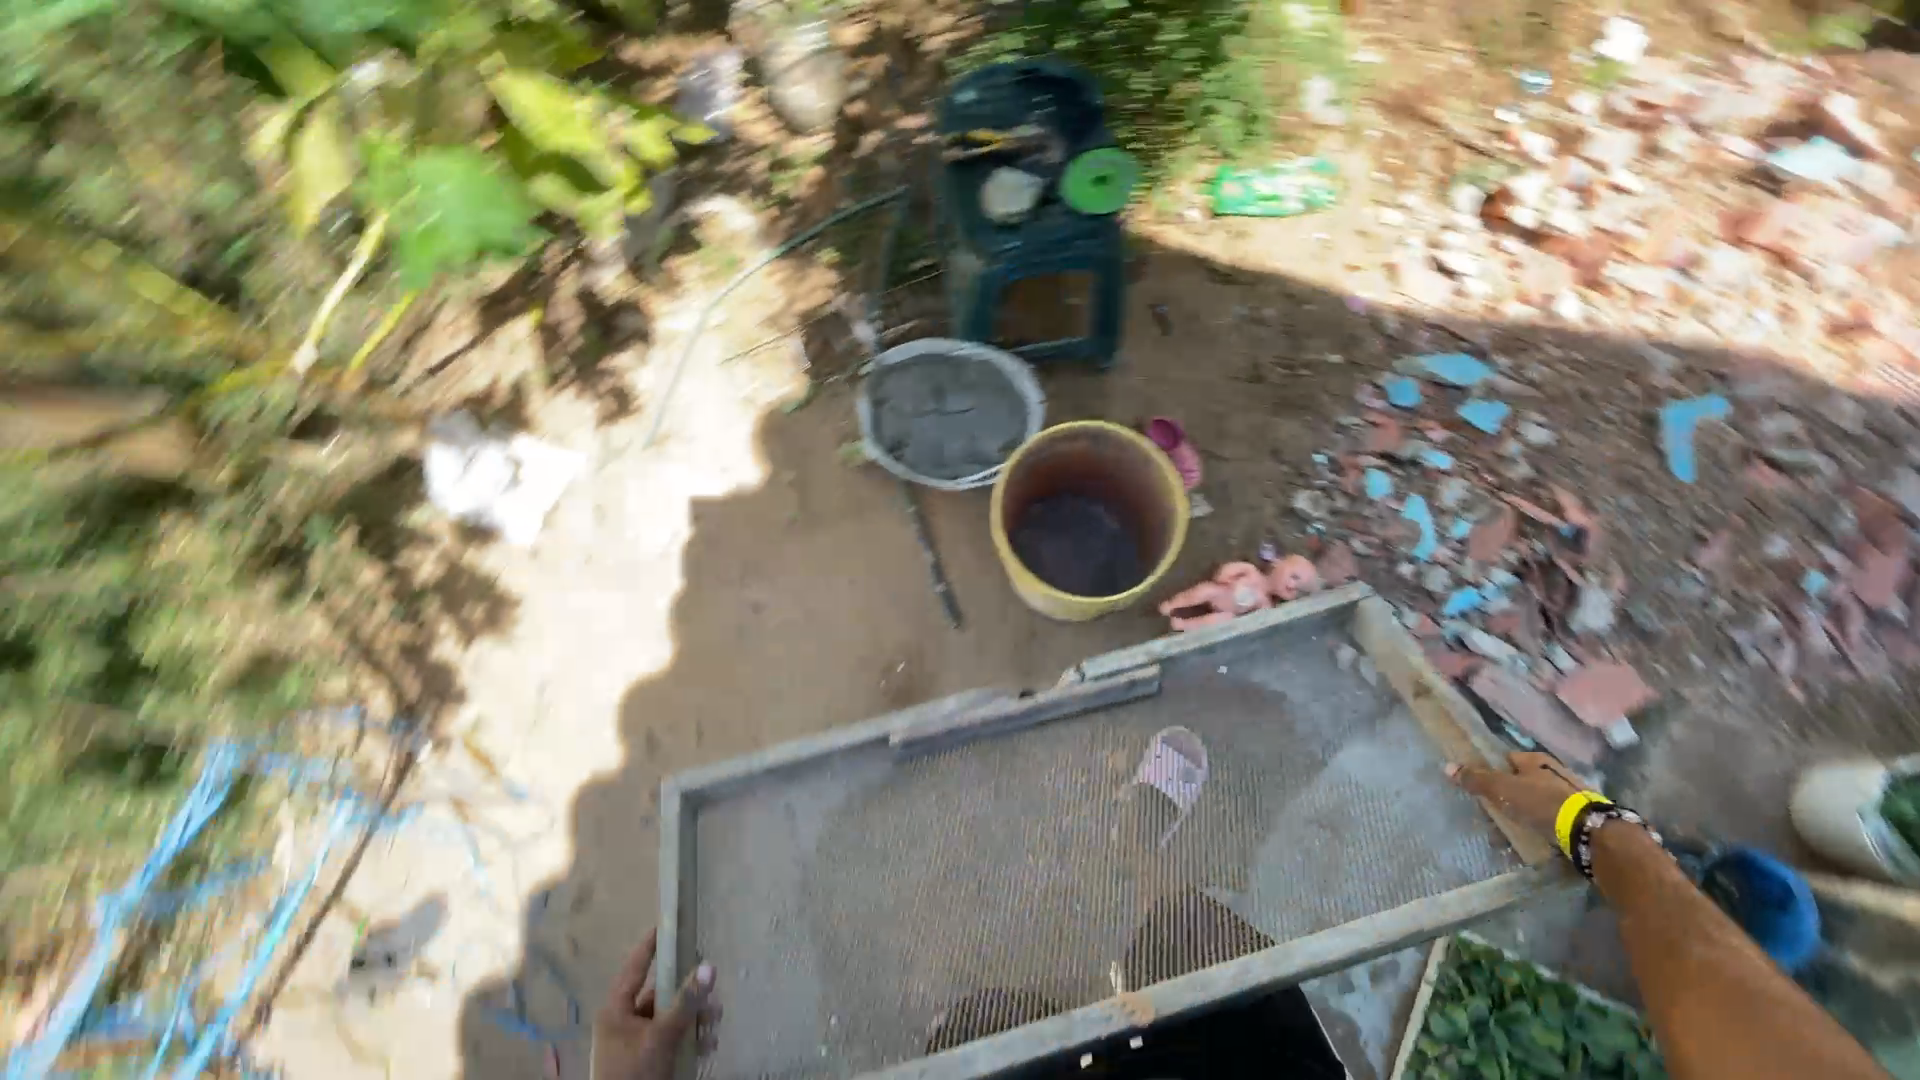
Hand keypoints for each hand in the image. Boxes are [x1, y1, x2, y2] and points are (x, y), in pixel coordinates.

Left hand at [591, 930, 715, 1079]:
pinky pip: (672, 1038)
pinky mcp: (646, 1060)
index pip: (636, 966)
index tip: (669, 922)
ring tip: (716, 1021)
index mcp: (616, 1010)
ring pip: (670, 1017)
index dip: (652, 944)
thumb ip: (686, 1002)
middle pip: (660, 993)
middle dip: (689, 992)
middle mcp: (623, 1021)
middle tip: (712, 986)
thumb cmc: (634, 1075)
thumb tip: (709, 965)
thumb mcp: (662, 1037)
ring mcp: (634, 1042)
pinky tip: (708, 1044)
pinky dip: (690, 1038)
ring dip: (695, 1017)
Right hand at [1446, 751, 1585, 838]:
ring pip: (1536, 803)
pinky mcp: (1581, 817)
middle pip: (1521, 782)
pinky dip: (1540, 828)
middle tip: (1493, 814)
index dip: (1492, 771)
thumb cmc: (1541, 802)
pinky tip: (1532, 840)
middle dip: (1506, 798)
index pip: (1507, 759)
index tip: (1483, 788)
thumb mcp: (1502, 789)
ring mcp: (1570, 795)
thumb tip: (1447, 766)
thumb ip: (1476, 779)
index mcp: (1536, 760)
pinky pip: (1551, 820)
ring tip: (1509, 834)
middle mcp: (1554, 772)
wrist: (1590, 832)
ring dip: (1522, 816)